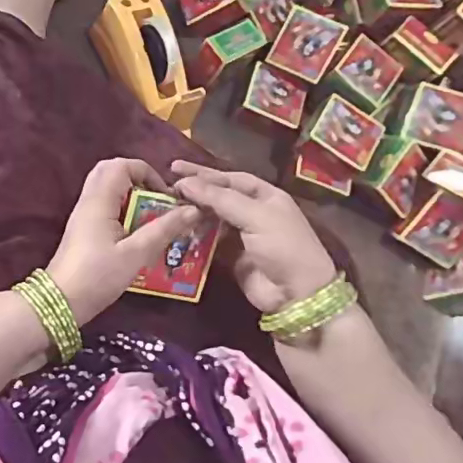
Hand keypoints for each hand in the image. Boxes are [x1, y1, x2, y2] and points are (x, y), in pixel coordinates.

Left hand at [47, 158, 203, 322]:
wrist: (60, 302)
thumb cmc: (98, 276)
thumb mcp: (135, 254)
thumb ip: (164, 229)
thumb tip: (192, 209)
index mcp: (99, 201)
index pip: (121, 165)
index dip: (147, 172)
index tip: (164, 195)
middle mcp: (88, 202)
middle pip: (111, 172)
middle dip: (138, 180)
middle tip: (156, 200)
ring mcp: (82, 216)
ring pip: (106, 190)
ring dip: (130, 197)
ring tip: (150, 217)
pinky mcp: (82, 231)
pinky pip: (103, 207)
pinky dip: (122, 210)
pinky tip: (136, 233)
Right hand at [170, 160, 337, 313]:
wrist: (296, 293)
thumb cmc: (283, 246)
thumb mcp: (255, 216)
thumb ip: (220, 199)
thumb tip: (185, 183)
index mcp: (265, 196)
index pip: (230, 178)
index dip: (204, 173)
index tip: (175, 169)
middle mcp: (253, 212)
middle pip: (219, 196)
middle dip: (195, 191)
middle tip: (166, 186)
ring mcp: (242, 235)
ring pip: (212, 219)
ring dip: (192, 213)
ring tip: (166, 208)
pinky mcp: (232, 257)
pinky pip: (209, 242)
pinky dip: (194, 236)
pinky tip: (177, 231)